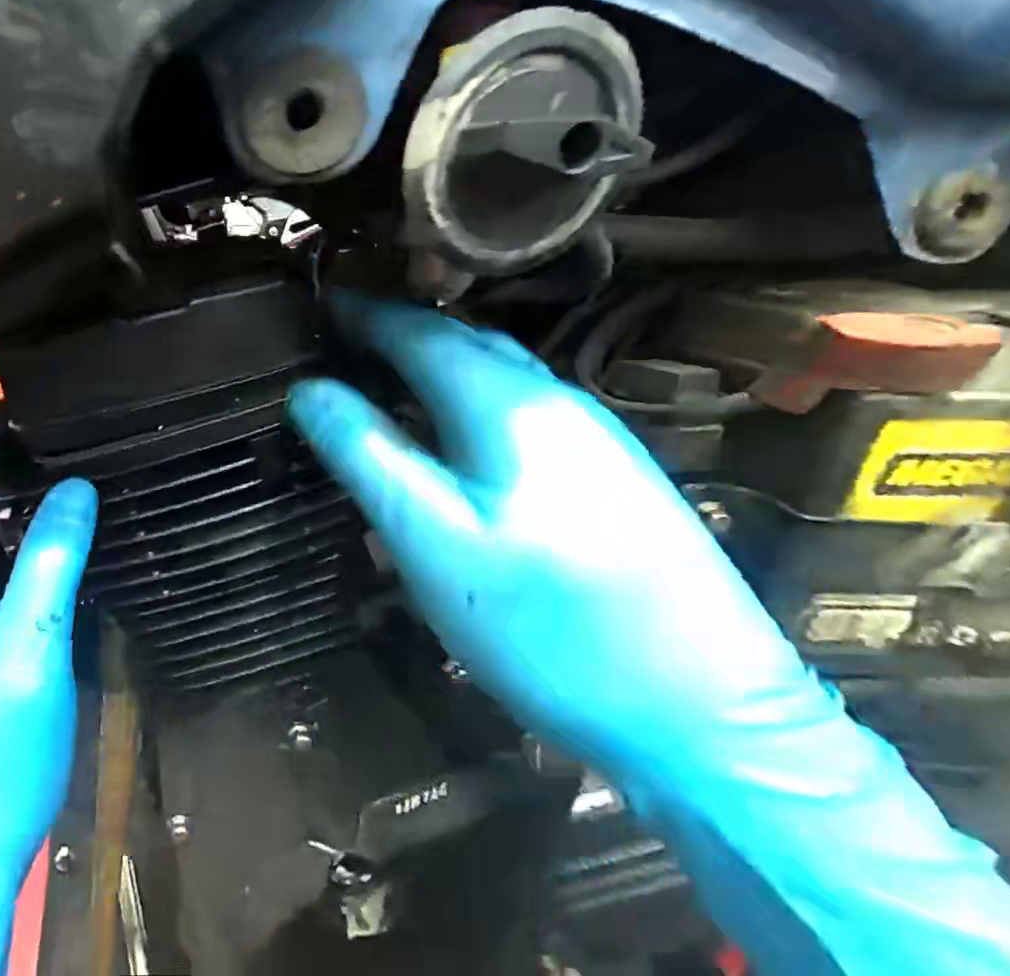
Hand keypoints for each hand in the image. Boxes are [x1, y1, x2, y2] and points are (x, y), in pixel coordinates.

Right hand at [287, 293, 1009, 975]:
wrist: (700, 709)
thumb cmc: (547, 626)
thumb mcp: (436, 544)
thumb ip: (370, 458)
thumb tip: (309, 390)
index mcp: (510, 404)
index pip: (422, 334)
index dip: (366, 314)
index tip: (323, 301)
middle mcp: (560, 400)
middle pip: (467, 345)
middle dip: (404, 334)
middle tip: (347, 340)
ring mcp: (595, 437)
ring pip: (501, 379)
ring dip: (442, 368)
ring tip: (392, 380)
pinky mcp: (611, 476)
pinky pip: (524, 415)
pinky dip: (474, 407)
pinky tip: (460, 439)